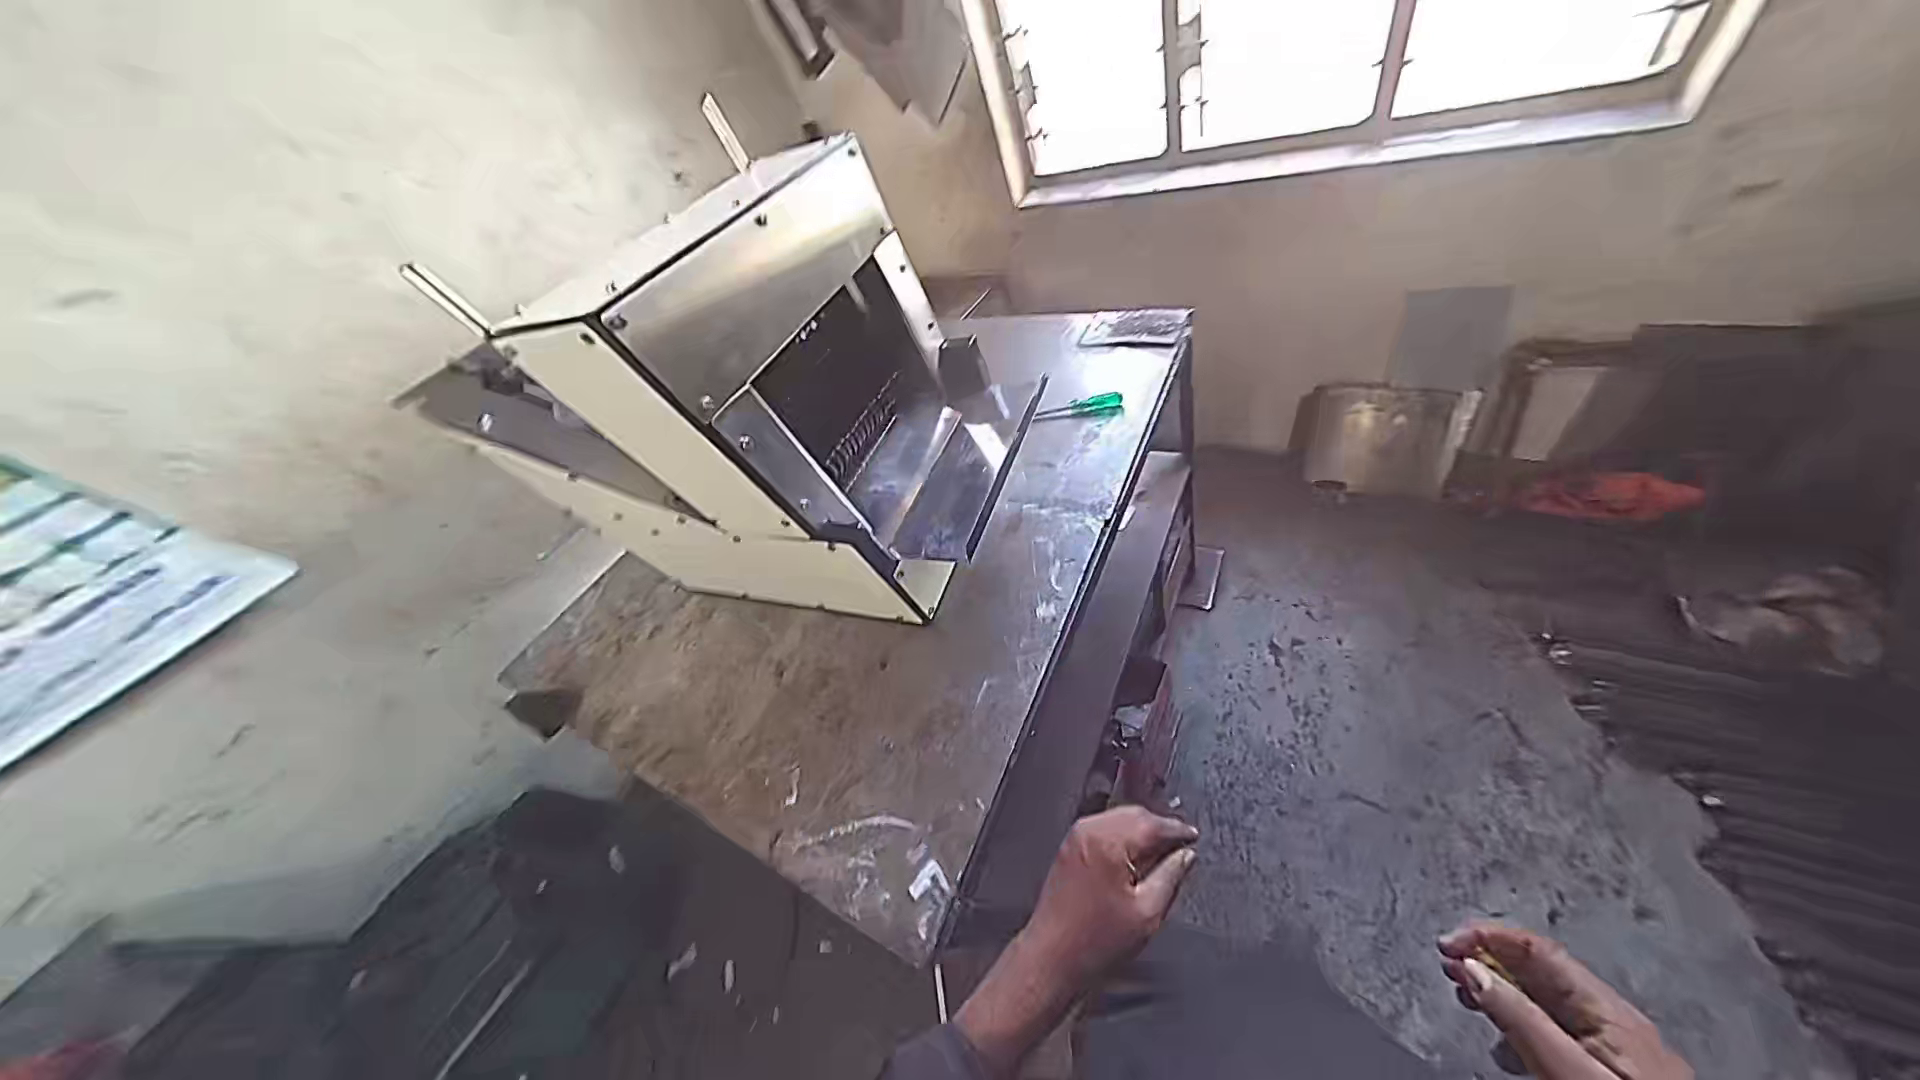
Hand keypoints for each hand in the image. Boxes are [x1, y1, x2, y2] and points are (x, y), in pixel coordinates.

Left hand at [955, 807, 1198, 1075]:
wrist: (1053, 955)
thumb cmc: (1096, 941)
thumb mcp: (1147, 913)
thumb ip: (1170, 876)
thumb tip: (1186, 855)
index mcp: (1108, 841)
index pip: (1151, 823)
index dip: (1177, 829)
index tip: (1193, 837)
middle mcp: (1089, 830)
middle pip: (1134, 814)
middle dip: (1159, 826)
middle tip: (1180, 845)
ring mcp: (1076, 835)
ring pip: (1118, 818)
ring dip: (1140, 829)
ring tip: (1160, 853)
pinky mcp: (1069, 845)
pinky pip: (1103, 827)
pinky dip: (1122, 835)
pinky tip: (1133, 857)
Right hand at [1439, 922, 1692, 1079]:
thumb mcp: (1568, 1070)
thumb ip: (1520, 1018)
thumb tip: (1471, 968)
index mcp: (1610, 1013)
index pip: (1536, 949)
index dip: (1485, 936)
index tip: (1446, 946)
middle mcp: (1614, 1024)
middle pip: (1538, 971)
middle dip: (1486, 960)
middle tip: (1449, 969)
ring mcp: (1615, 1053)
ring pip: (1543, 1001)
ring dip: (1497, 991)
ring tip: (1467, 998)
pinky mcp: (1606, 1075)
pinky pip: (1553, 1032)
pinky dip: (1517, 1024)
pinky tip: (1504, 1044)